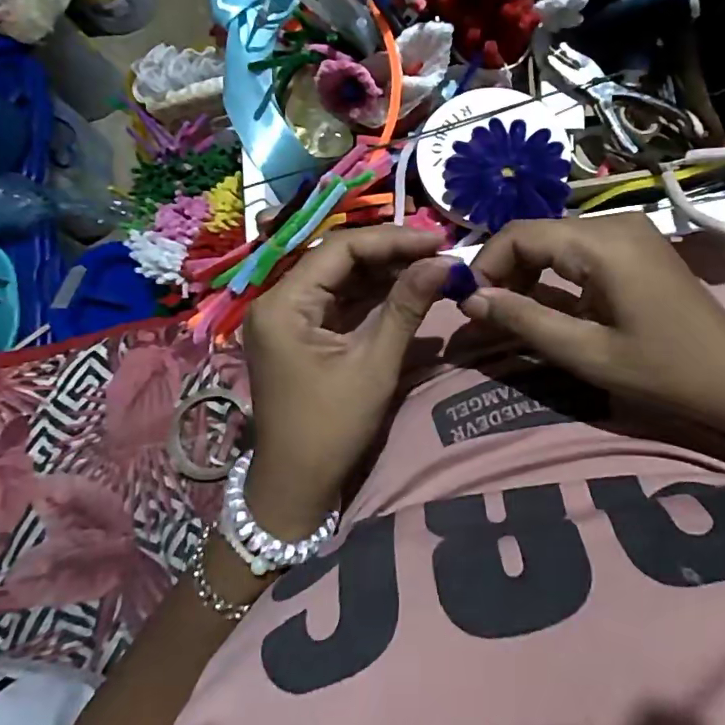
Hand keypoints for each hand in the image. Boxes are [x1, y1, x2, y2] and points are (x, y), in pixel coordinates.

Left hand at [241, 226, 452, 528]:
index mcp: (284, 304)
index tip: (437, 240)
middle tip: (439, 252)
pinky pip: (340, 301)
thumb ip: (406, 308)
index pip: (340, 249)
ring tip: (431, 266)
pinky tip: (408, 288)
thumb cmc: (331, 427)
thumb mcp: (374, 364)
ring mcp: (289, 317)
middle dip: (391, 254)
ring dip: (385, 272)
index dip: (392, 240)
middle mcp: (280, 301)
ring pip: (342, 278)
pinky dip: (373, 295)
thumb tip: (444, 264)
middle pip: (339, 259)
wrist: (297, 484)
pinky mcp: (302, 333)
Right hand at [458, 215, 724, 421]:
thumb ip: (524, 320)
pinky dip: (555, 275)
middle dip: (505, 271)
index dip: (486, 265)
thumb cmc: (663, 370)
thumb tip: (471, 300)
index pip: (520, 234)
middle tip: (486, 315)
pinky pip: (580, 252)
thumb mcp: (586, 352)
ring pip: (556, 242)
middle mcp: (614, 222)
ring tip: (511, 315)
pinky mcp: (636, 247)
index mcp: (602, 242)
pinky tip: (545, 306)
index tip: (470, 305)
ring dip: (527, 274)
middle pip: (537, 234)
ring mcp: (629, 232)